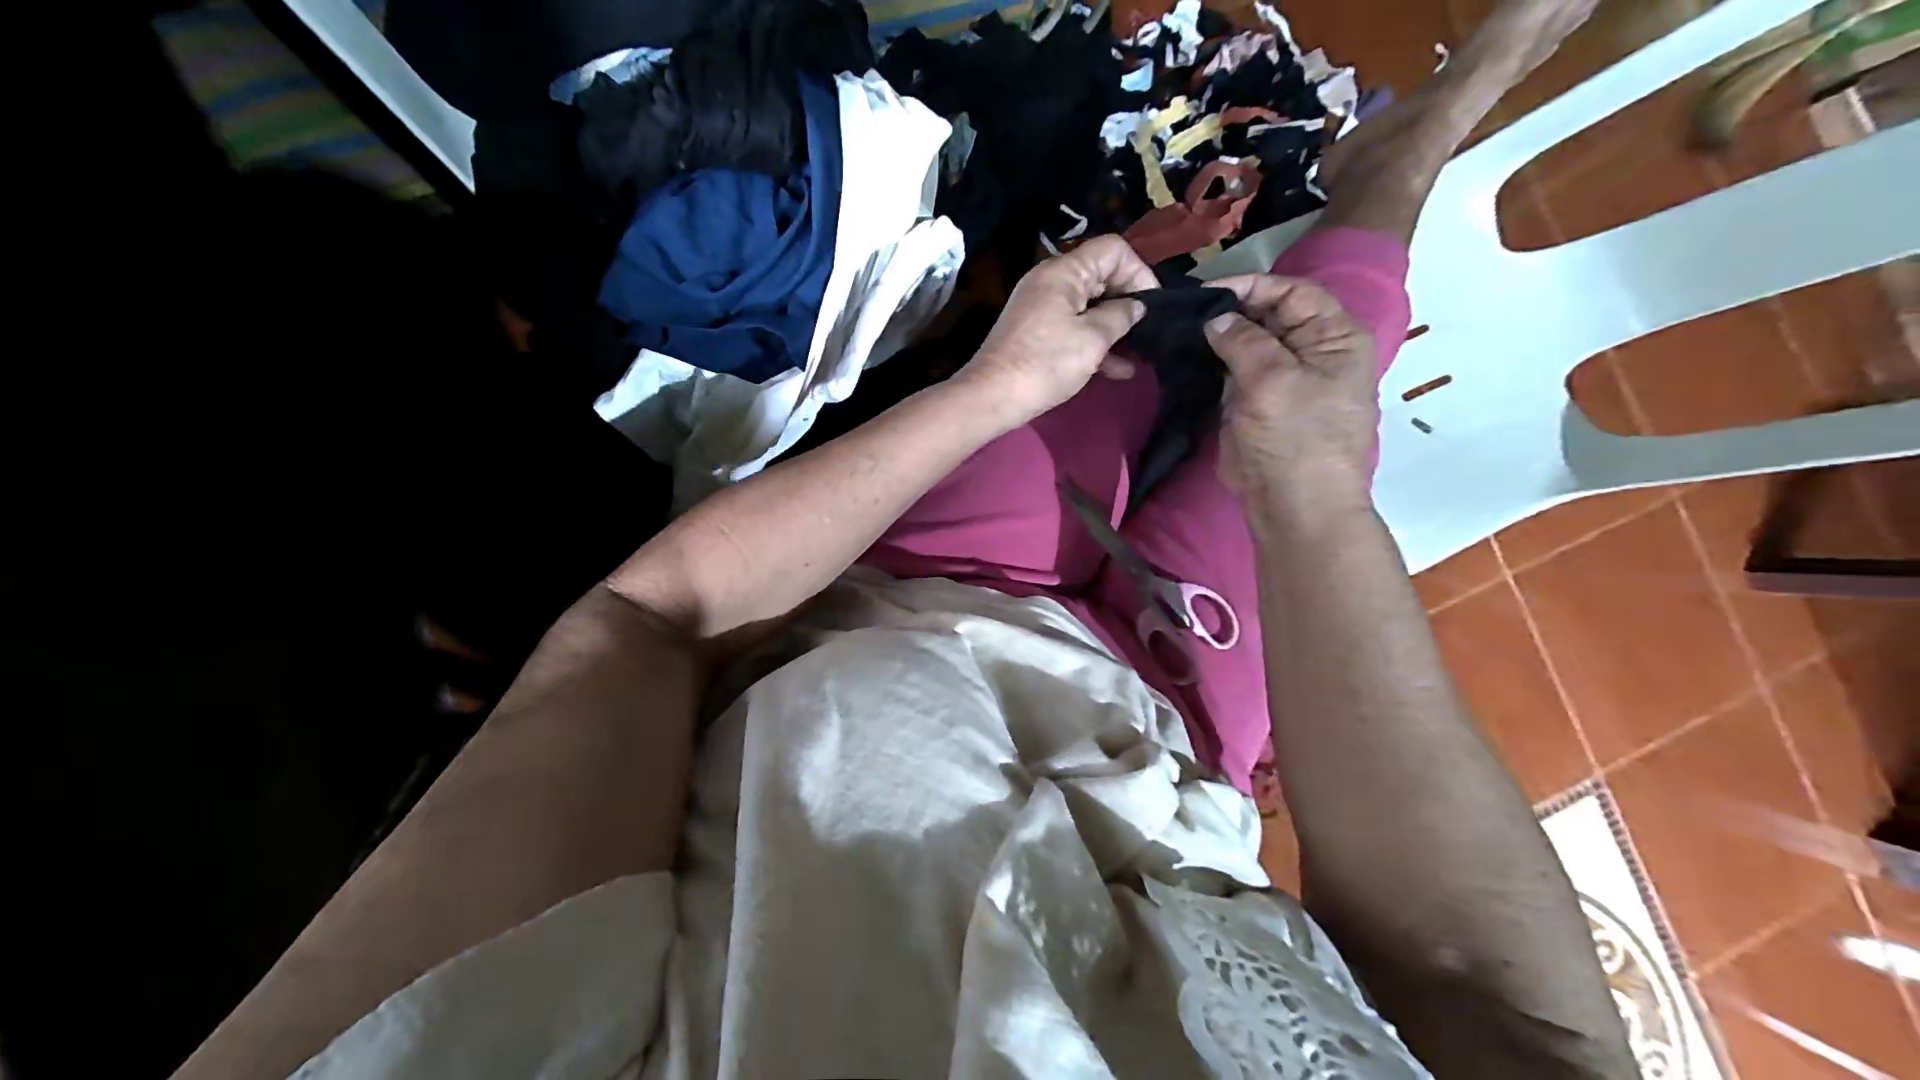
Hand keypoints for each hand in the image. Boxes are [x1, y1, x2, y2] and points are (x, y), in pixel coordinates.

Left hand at [959, 235, 1156, 425]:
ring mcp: (1041, 308)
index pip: (1113, 249)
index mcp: (1063, 272)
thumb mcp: (1092, 339)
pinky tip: (1117, 370)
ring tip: (1139, 354)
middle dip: (1128, 301)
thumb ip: (1121, 316)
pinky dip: (1094, 343)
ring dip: (1114, 328)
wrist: (991, 397)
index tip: (1152, 306)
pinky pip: (1073, 327)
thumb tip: (1136, 307)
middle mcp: (1050, 282)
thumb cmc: (1045, 364)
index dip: (1139, 272)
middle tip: (1149, 330)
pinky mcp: (1035, 333)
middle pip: (1101, 276)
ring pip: (1089, 307)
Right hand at [1204, 274, 1379, 500]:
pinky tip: (1185, 357)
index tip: (1206, 290)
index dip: (1252, 287)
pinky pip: (1232, 373)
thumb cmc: (1296, 438)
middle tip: (1185, 310)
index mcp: (1334, 338)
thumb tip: (1216, 318)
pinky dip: (1211, 364)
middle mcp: (1310, 353)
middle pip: (1269, 317)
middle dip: (1231, 311)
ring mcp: (1280, 380)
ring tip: (1179, 330)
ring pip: (1247, 345)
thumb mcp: (1274, 379)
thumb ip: (1244, 341)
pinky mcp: (1254, 404)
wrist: (1291, 503)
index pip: (1293, 293)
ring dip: (1217, 338)